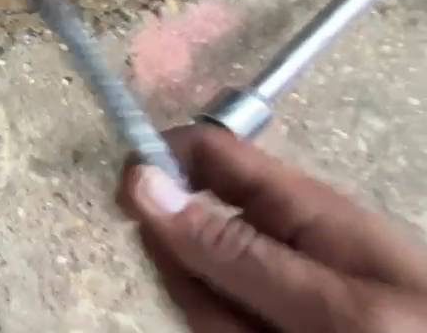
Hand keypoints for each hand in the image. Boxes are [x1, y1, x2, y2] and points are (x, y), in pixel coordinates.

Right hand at [121, 124, 426, 331]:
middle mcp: (277, 234)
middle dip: (186, 269)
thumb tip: (138, 180)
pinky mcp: (271, 314)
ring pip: (189, 273)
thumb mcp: (335, 306)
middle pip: (180, 222)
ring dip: (210, 314)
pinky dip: (224, 330)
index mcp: (300, 207)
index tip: (128, 209)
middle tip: (235, 317)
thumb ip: (235, 247)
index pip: (200, 148)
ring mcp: (274, 278)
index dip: (154, 163)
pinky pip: (213, 311)